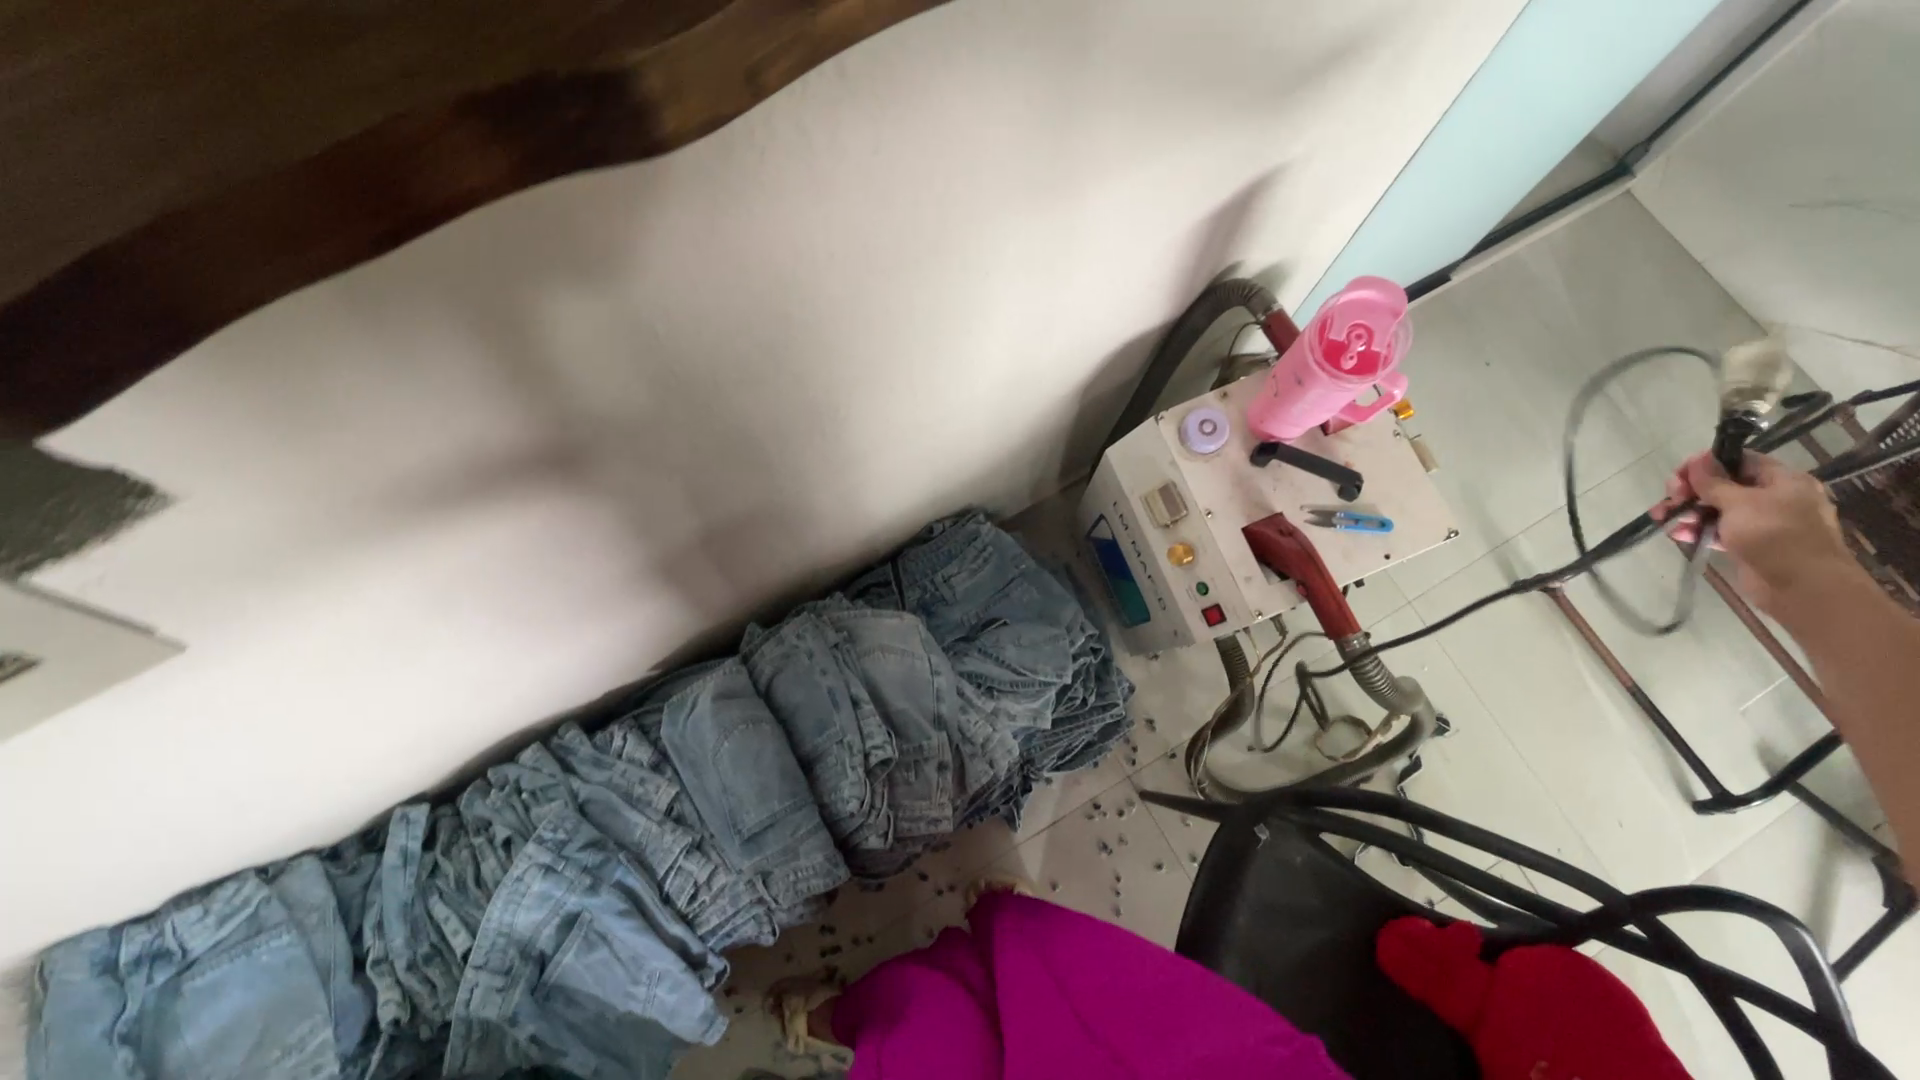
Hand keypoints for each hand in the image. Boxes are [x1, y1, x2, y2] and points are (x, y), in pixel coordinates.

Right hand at [1650, 451, 1852, 615]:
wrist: (1802, 586)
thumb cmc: (1775, 535)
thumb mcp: (1740, 503)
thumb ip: (1714, 481)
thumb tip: (1698, 458)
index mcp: (1782, 480)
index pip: (1740, 461)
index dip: (1707, 464)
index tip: (1680, 475)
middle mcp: (1773, 497)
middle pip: (1724, 485)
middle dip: (1692, 490)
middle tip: (1671, 498)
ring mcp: (1761, 523)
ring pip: (1717, 509)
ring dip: (1689, 512)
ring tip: (1665, 519)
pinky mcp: (1748, 544)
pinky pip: (1718, 531)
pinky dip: (1698, 530)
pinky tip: (1678, 535)